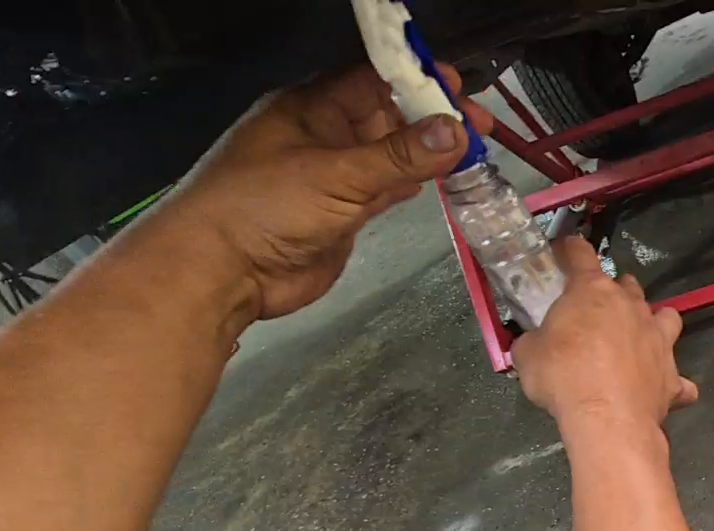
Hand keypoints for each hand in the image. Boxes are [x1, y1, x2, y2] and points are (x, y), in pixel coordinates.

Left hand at [154, 64, 496, 321]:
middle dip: (434, 117)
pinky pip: (391, 186)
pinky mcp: (349, 209)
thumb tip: (456, 130)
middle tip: (483, 127)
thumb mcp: (338, 175)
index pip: (373, 81)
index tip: (461, 89)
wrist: (230, 267)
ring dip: (432, 151)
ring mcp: (339, 174)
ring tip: (476, 152)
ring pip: (394, 153)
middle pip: (389, 115)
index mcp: (314, 110)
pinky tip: (443, 181)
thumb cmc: (269, 206)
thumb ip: (400, 156)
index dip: (416, 80)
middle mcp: (328, 135)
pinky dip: (418, 182)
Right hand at [514, 236, 695, 438]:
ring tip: (642, 336)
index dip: (571, 250)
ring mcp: (660, 343)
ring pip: (668, 318)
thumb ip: (535, 339)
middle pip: (629, 287)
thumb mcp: (528, 353)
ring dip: (656, 323)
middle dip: (616, 291)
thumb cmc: (563, 377)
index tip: (565, 252)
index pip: (581, 255)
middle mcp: (633, 309)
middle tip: (600, 309)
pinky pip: (681, 381)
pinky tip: (663, 390)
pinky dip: (672, 383)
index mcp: (593, 293)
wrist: (607, 419)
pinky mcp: (674, 378)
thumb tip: (536, 343)